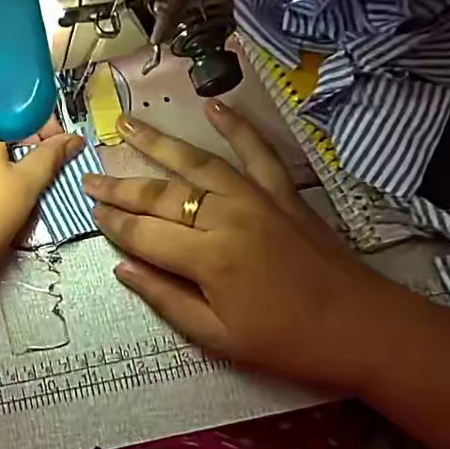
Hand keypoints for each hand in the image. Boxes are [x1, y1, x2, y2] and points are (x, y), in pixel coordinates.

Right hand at [81, 102, 391, 390]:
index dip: (113, 223)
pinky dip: (235, 126)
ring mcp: (257, 198)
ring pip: (198, 163)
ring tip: (127, 124)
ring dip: (159, 143)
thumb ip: (166, 299)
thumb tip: (123, 268)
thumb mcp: (218, 337)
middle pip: (162, 195)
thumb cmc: (286, 342)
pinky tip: (212, 106)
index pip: (144, 233)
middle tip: (89, 178)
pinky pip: (257, 151)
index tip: (91, 212)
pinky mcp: (283, 192)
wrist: (360, 327)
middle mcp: (227, 217)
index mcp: (208, 258)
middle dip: (121, 187)